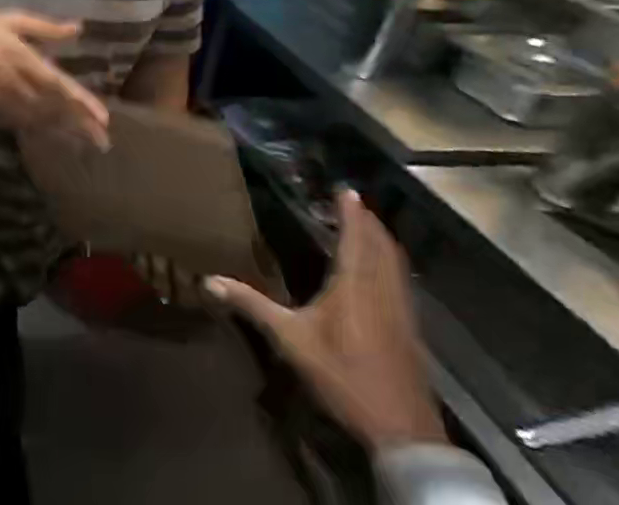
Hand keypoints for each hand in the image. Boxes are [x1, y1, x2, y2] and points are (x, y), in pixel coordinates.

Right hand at [0, 11, 108, 148]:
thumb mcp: (8, 21)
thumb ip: (44, 27)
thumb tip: (78, 28)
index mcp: (23, 59)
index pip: (59, 86)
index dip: (81, 103)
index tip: (103, 118)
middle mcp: (16, 84)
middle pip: (53, 109)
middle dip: (79, 127)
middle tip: (104, 143)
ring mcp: (3, 101)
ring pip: (39, 121)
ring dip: (63, 134)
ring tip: (86, 146)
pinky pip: (19, 125)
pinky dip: (39, 134)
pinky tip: (53, 140)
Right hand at [206, 190, 445, 449]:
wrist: (400, 427)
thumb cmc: (341, 374)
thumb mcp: (289, 339)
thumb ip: (252, 305)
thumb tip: (209, 280)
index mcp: (354, 285)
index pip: (356, 237)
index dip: (353, 212)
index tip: (346, 190)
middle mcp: (382, 290)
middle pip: (382, 246)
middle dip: (369, 222)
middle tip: (355, 204)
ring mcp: (401, 310)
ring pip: (395, 264)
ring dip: (383, 241)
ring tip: (368, 228)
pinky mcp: (410, 328)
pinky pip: (400, 281)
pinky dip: (390, 263)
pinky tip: (381, 272)